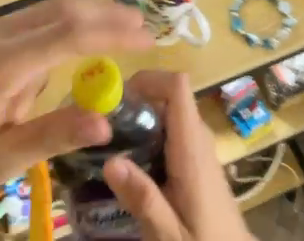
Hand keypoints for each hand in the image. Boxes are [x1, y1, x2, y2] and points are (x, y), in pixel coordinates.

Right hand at [102, 71, 255, 240]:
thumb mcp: (169, 234)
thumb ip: (143, 199)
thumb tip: (110, 160)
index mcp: (192, 149)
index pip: (178, 87)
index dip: (148, 79)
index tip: (116, 97)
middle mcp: (199, 140)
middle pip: (169, 98)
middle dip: (135, 102)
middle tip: (102, 124)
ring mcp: (201, 150)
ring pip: (170, 115)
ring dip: (141, 119)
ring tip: (110, 142)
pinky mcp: (198, 163)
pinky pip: (173, 133)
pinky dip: (150, 136)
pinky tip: (132, 164)